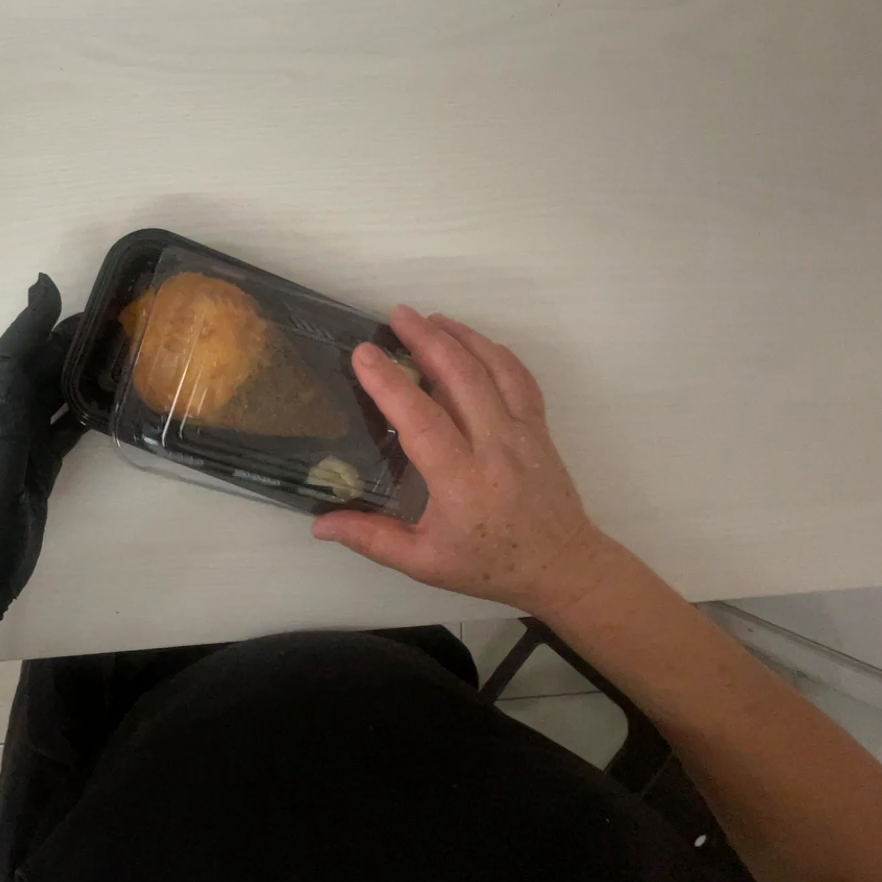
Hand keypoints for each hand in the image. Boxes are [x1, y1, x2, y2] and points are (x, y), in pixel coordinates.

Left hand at [0, 275, 85, 674]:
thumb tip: (10, 362)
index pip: (4, 361)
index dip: (26, 324)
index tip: (49, 287)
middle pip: (29, 373)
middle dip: (58, 343)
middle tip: (99, 316)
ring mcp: (14, 450)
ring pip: (46, 399)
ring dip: (72, 375)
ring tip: (108, 350)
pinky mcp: (32, 472)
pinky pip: (58, 432)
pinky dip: (78, 415)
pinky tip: (101, 405)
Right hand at [312, 306, 619, 616]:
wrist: (562, 566)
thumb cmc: (488, 564)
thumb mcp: (423, 562)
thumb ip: (370, 539)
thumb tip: (318, 525)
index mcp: (461, 480)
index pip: (422, 419)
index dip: (391, 383)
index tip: (364, 352)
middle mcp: (494, 447)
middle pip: (461, 378)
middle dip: (427, 340)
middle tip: (396, 315)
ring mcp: (522, 432)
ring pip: (493, 370)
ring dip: (460, 337)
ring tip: (429, 318)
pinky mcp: (539, 428)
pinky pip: (519, 378)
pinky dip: (495, 352)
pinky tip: (473, 341)